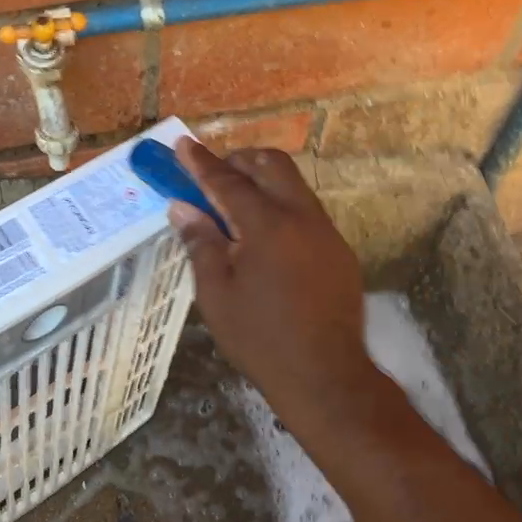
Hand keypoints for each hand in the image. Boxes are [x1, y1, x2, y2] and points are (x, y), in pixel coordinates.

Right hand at [170, 139, 377, 431]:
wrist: (326, 377)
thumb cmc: (260, 338)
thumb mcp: (216, 293)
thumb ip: (201, 242)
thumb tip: (183, 208)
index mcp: (268, 225)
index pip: (227, 181)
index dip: (201, 162)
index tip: (182, 144)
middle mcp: (302, 217)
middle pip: (271, 165)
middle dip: (239, 161)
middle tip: (213, 175)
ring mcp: (326, 232)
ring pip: (293, 185)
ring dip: (262, 181)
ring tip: (235, 204)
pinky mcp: (339, 251)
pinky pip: (306, 210)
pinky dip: (280, 206)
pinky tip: (264, 237)